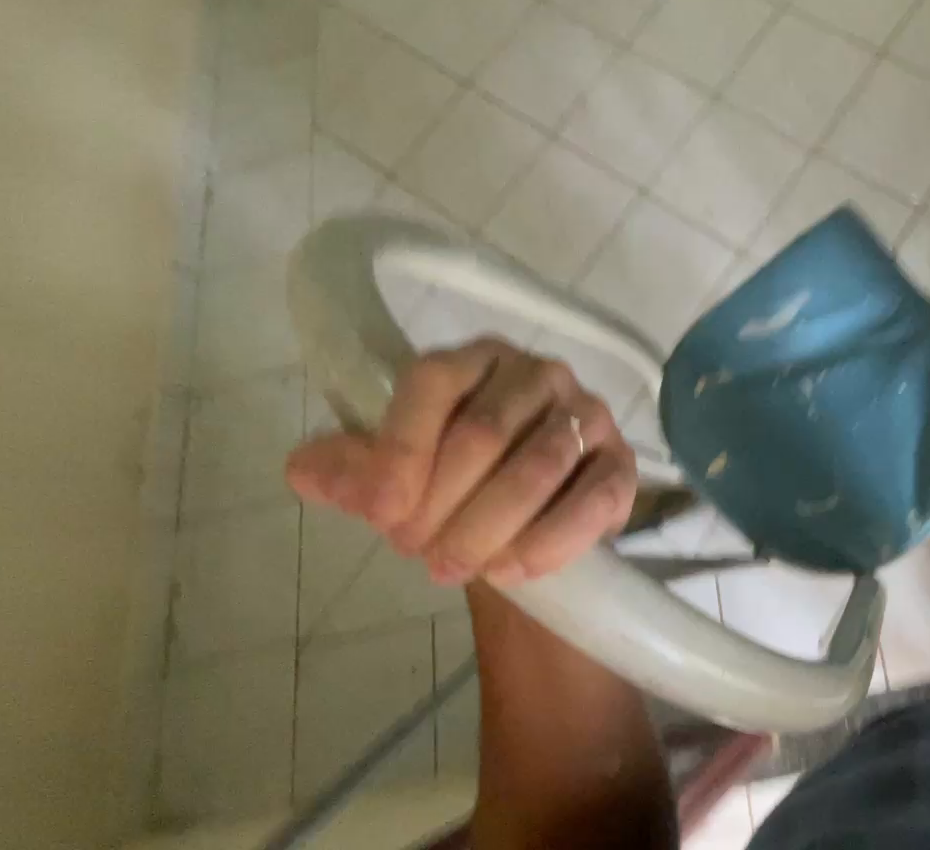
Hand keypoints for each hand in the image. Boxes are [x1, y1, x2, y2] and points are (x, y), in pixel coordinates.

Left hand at [285, 338, 638, 588]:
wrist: (531, 520)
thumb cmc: (458, 485)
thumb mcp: (400, 477)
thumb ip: (355, 472)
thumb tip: (305, 471)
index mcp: (479, 361)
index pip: (436, 380)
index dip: (401, 446)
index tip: (378, 513)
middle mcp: (541, 374)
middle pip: (485, 431)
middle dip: (441, 503)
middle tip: (416, 552)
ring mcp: (590, 416)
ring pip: (539, 466)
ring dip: (488, 527)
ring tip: (452, 568)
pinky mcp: (623, 465)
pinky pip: (594, 499)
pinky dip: (549, 540)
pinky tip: (511, 570)